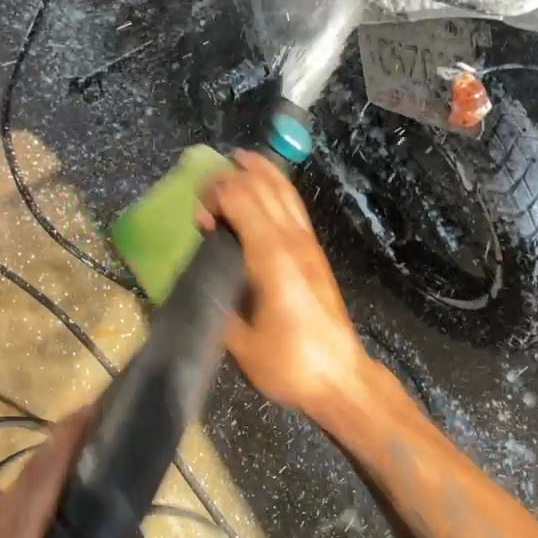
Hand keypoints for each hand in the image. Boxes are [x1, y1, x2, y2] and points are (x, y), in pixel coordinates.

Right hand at [198, 150, 374, 418]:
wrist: (342, 378)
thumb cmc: (290, 363)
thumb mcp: (241, 344)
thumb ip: (216, 307)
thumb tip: (196, 284)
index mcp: (270, 255)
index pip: (240, 199)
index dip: (214, 196)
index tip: (199, 220)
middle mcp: (291, 239)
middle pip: (261, 186)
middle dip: (231, 178)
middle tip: (206, 191)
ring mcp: (307, 242)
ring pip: (284, 190)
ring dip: (260, 172)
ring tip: (239, 160)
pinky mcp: (314, 252)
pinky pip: (294, 205)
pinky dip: (277, 187)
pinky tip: (266, 188)